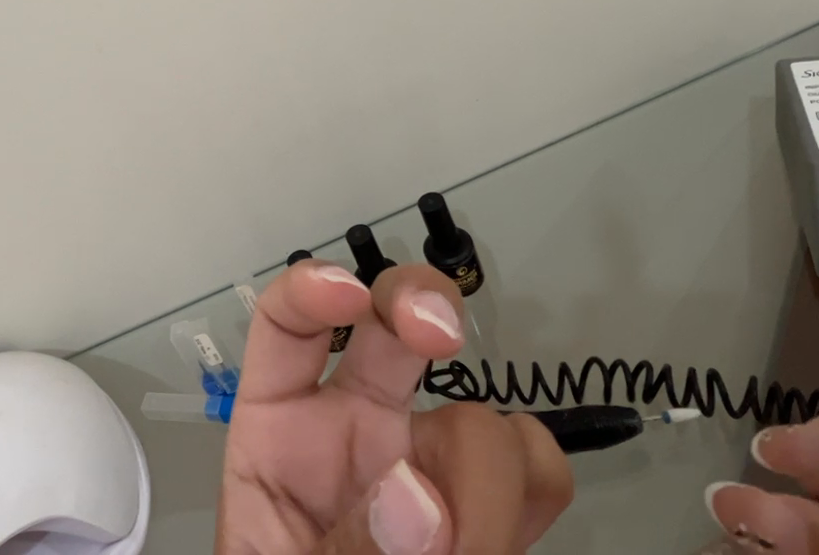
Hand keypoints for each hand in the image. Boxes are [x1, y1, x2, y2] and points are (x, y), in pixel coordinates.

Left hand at [218, 260, 572, 554]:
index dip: (309, 290)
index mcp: (282, 439)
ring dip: (487, 482)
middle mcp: (356, 433)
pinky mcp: (490, 513)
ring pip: (478, 414)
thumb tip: (419, 496)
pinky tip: (504, 546)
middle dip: (420, 304)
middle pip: (392, 323)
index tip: (347, 294)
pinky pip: (536, 467)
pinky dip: (534, 494)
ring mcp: (429, 466)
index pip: (287, 329)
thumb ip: (347, 548)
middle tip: (441, 333)